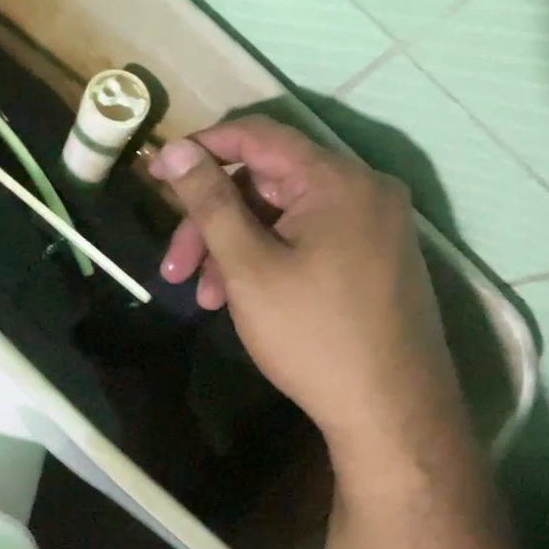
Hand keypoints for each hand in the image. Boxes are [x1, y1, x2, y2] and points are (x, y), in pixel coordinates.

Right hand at [151, 116, 462, 449]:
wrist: (393, 412)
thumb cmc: (312, 335)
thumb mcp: (248, 266)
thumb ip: (210, 202)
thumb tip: (177, 151)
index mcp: (335, 180)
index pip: (256, 136)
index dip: (201, 150)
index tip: (156, 176)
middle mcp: (363, 189)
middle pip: (266, 181)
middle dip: (212, 220)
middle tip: (173, 266)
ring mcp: (375, 224)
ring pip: (283, 214)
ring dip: (234, 246)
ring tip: (205, 297)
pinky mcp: (375, 256)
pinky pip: (308, 237)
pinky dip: (268, 258)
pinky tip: (241, 299)